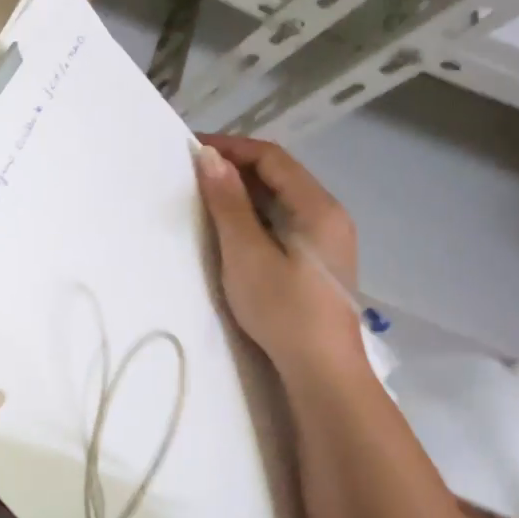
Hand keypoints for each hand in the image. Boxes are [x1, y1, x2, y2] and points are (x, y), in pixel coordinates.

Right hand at [195, 134, 365, 376]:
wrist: (321, 369)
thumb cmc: (283, 308)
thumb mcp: (246, 252)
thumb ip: (227, 202)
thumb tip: (208, 156)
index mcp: (318, 208)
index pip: (272, 158)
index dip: (231, 147)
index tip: (190, 150)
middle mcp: (328, 215)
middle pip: (279, 174)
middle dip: (234, 166)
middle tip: (190, 172)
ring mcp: (326, 238)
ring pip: (280, 197)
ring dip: (242, 190)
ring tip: (203, 196)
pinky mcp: (316, 258)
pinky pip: (282, 218)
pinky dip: (253, 212)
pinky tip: (229, 226)